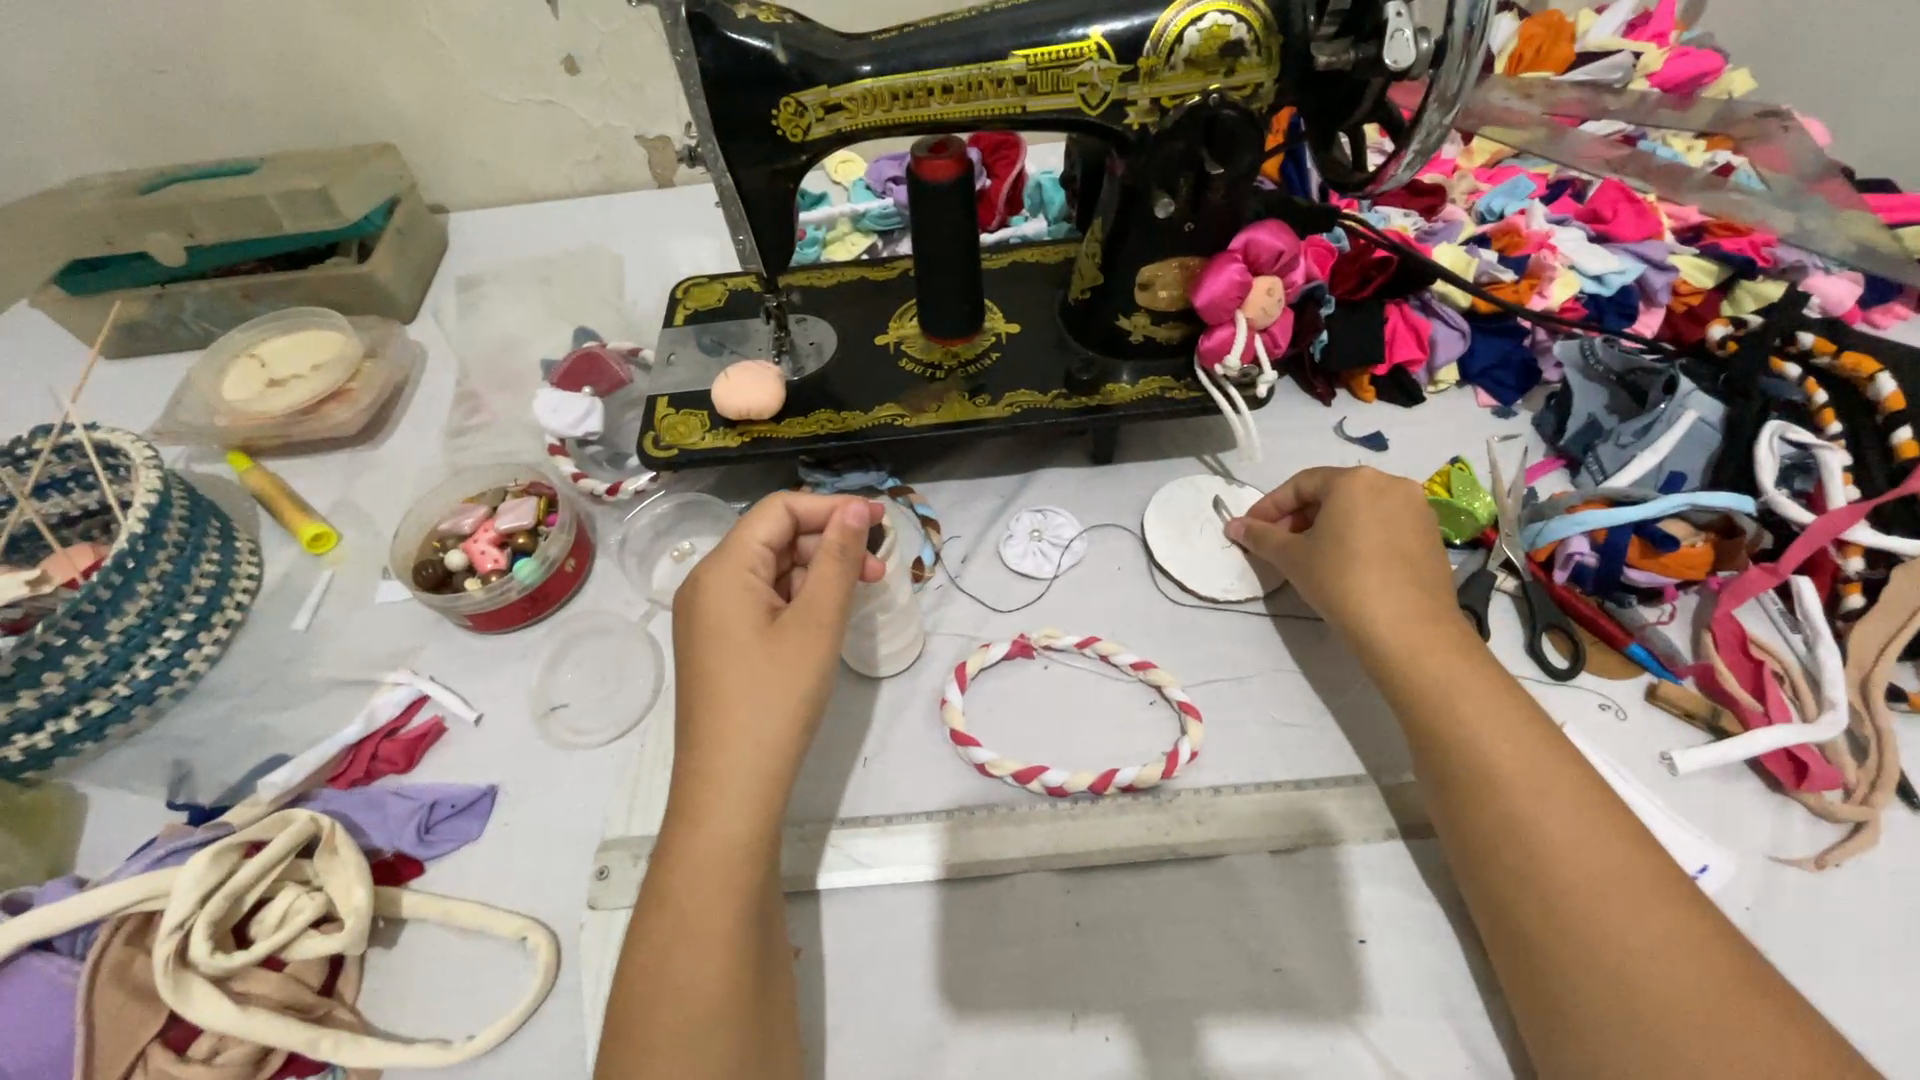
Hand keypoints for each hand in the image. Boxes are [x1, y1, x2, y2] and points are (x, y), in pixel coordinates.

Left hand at [670, 493, 884, 821]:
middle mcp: (707, 583)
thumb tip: (858, 508)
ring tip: (863, 593)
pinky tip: (829, 616)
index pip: (779, 510)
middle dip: (829, 542)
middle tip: (879, 568)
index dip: (832, 507)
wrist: (731, 786)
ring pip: (770, 571)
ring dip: (818, 572)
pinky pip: (761, 601)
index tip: (882, 521)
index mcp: (723, 568)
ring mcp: (709, 616)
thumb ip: (839, 559)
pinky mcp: (718, 643)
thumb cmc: (776, 699)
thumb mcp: (816, 624)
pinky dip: (798, 599)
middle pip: (773, 537)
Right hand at [1226, 466, 1457, 644]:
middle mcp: (1390, 484)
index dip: (1270, 506)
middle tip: (1277, 545)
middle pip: (1332, 493)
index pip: (1301, 484)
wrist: (1407, 629)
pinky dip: (1358, 537)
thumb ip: (1260, 537)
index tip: (1250, 528)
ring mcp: (1416, 509)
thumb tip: (1233, 526)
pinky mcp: (1430, 536)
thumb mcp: (1292, 558)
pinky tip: (1345, 565)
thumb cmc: (1341, 582)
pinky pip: (1383, 526)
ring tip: (1309, 556)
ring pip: (1360, 510)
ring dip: (1328, 527)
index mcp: (1354, 480)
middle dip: (1299, 517)